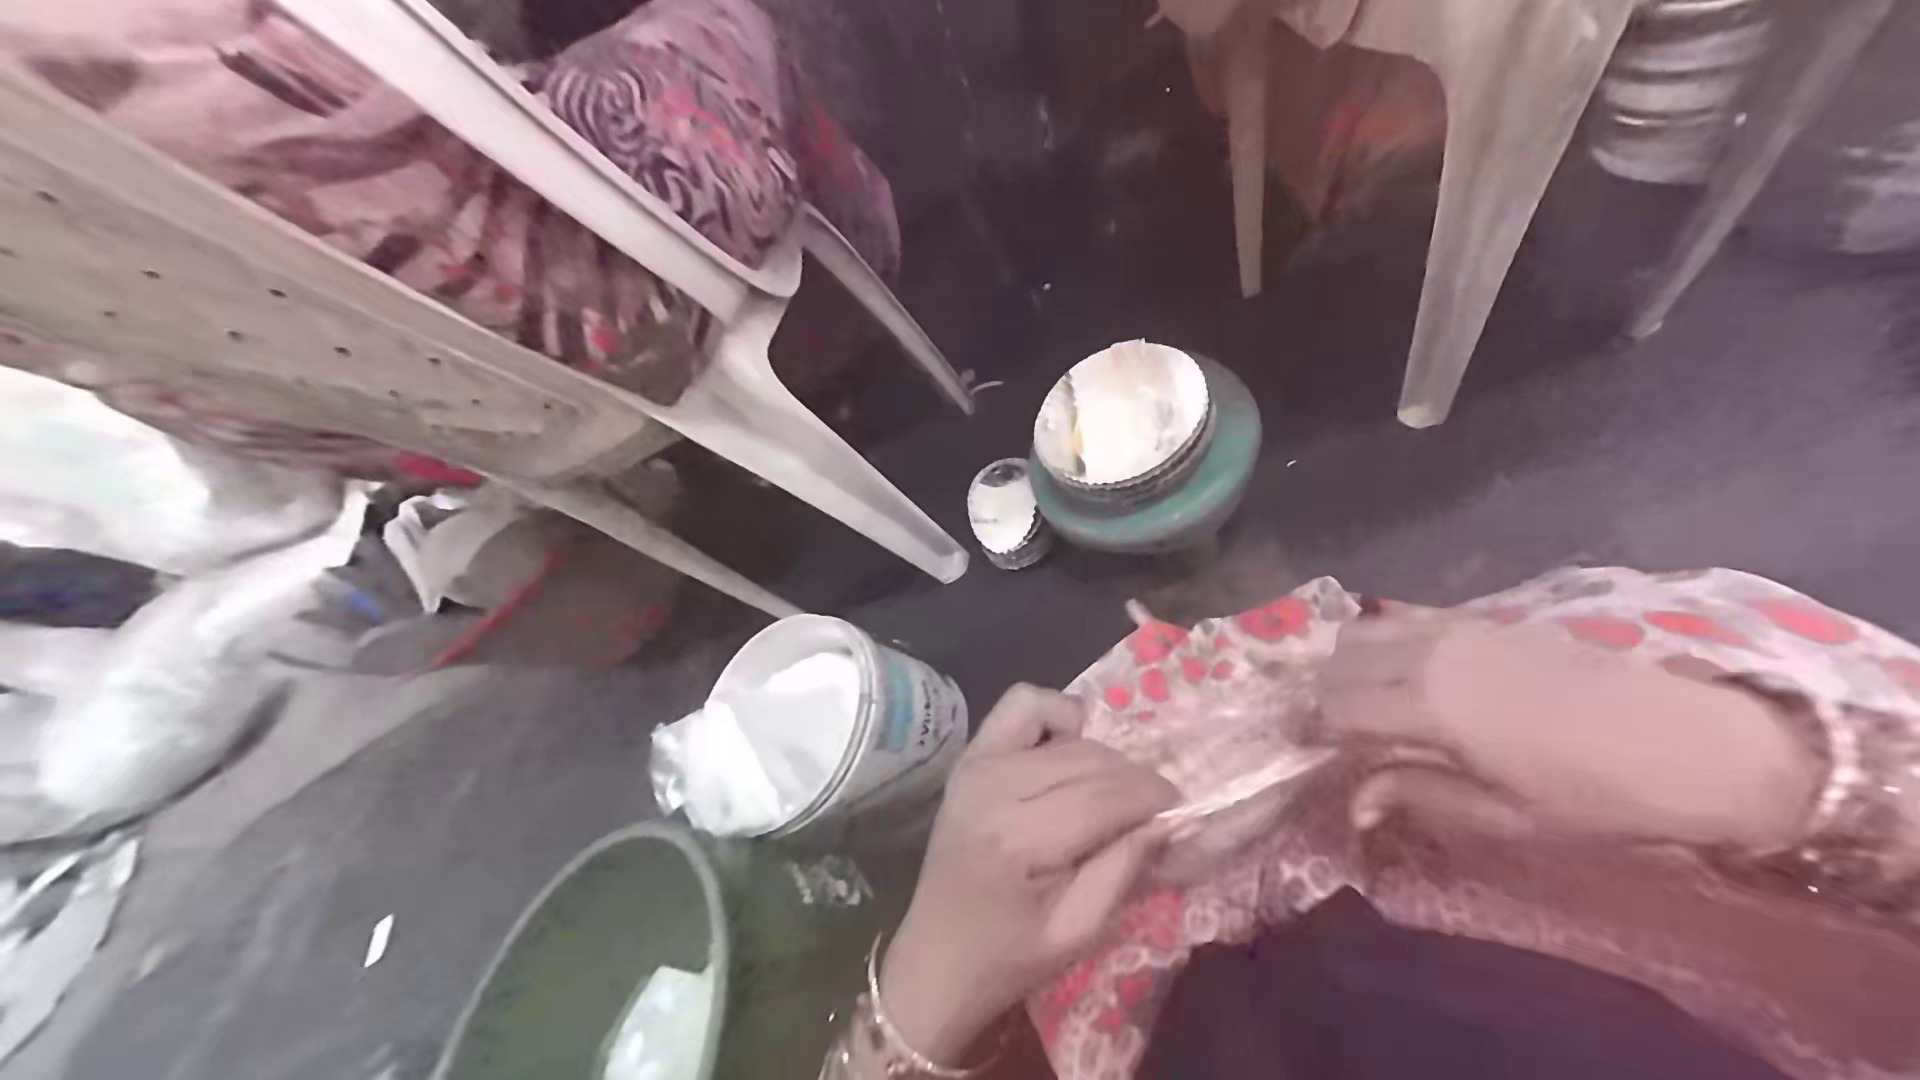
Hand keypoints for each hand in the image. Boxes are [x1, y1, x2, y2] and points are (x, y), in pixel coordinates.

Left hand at [878, 685, 1178, 1064]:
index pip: (1103, 797)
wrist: (935, 954)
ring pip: (1061, 726)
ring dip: (1098, 752)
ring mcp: (976, 763)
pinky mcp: (970, 756)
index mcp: (1018, 837)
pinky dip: (1055, 714)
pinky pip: (1020, 704)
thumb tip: (1166, 818)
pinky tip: (1068, 746)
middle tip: (1150, 807)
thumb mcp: (1077, 933)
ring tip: (1109, 786)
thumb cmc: (1007, 956)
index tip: (1179, 805)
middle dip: (1132, 777)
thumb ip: (1123, 869)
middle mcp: (994, 785)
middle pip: (1087, 757)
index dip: (1151, 795)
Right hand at [1321, 607, 1819, 847]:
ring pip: (1360, 631)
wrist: (1699, 742)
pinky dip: (1381, 636)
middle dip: (1328, 695)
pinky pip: (1401, 615)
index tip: (1330, 753)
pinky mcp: (1476, 618)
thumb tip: (1354, 803)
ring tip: (1366, 695)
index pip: (1336, 706)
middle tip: (1345, 729)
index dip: (1324, 732)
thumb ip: (1418, 793)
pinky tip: (1399, 664)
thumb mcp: (1508, 815)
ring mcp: (1451, 629)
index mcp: (1430, 706)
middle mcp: (1427, 655)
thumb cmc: (1602, 795)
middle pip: (1338, 663)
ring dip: (1349, 662)